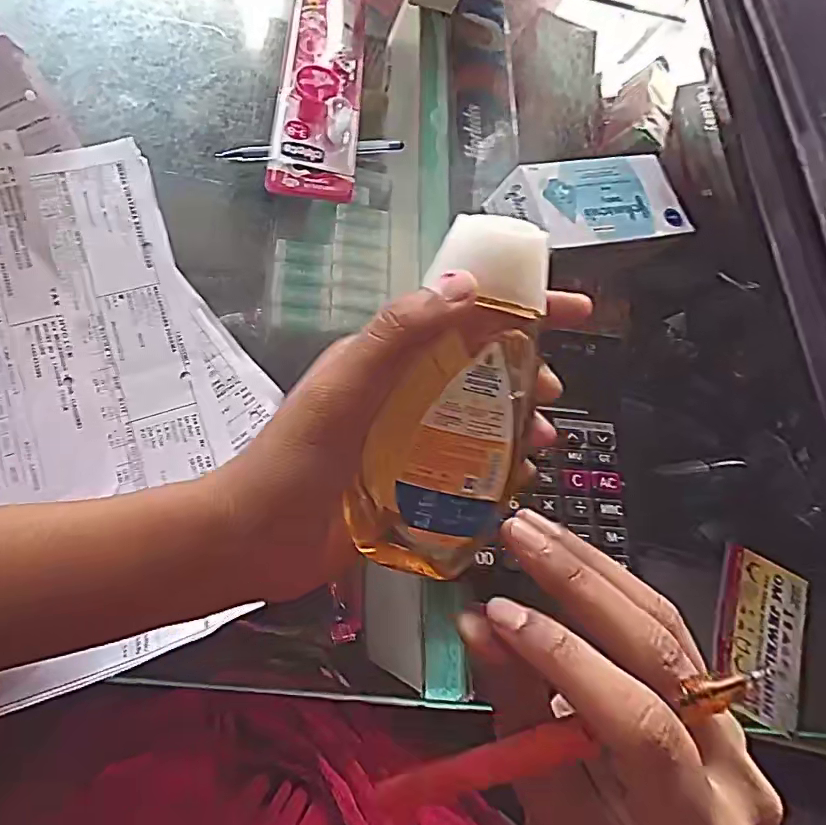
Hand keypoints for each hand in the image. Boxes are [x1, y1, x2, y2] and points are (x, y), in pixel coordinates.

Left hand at [215, 272, 592, 602]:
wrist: (255, 539)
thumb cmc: (293, 460)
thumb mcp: (344, 388)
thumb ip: (396, 336)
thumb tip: (464, 285)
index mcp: (384, 358)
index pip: (457, 315)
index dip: (516, 305)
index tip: (570, 309)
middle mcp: (397, 391)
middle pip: (476, 365)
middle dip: (524, 368)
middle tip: (552, 392)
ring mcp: (403, 437)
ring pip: (475, 416)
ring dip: (516, 421)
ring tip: (541, 443)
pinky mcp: (407, 482)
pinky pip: (463, 466)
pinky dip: (496, 468)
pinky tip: (515, 485)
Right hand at [459, 510, 784, 824]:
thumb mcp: (551, 805)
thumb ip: (517, 707)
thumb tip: (477, 626)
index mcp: (696, 824)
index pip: (640, 722)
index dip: (565, 659)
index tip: (501, 615)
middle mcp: (731, 765)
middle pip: (659, 650)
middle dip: (575, 583)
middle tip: (518, 536)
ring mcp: (731, 722)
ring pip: (664, 620)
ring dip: (589, 565)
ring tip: (535, 529)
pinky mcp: (712, 688)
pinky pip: (663, 620)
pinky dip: (608, 581)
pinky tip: (570, 553)